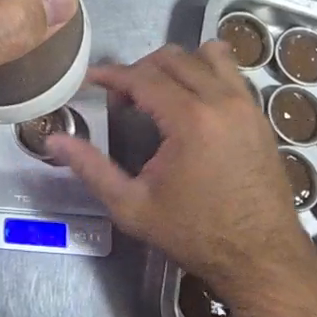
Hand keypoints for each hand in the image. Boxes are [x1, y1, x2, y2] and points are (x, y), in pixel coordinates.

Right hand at [48, 44, 309, 285]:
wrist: (263, 260)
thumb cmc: (195, 235)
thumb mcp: (133, 207)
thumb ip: (91, 169)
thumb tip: (54, 140)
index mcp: (189, 120)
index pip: (141, 77)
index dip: (111, 75)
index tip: (90, 80)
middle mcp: (221, 101)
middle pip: (172, 58)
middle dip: (140, 70)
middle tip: (123, 100)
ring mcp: (246, 105)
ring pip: (206, 56)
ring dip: (176, 66)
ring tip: (159, 94)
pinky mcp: (260, 116)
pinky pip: (231, 73)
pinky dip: (206, 73)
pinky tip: (191, 101)